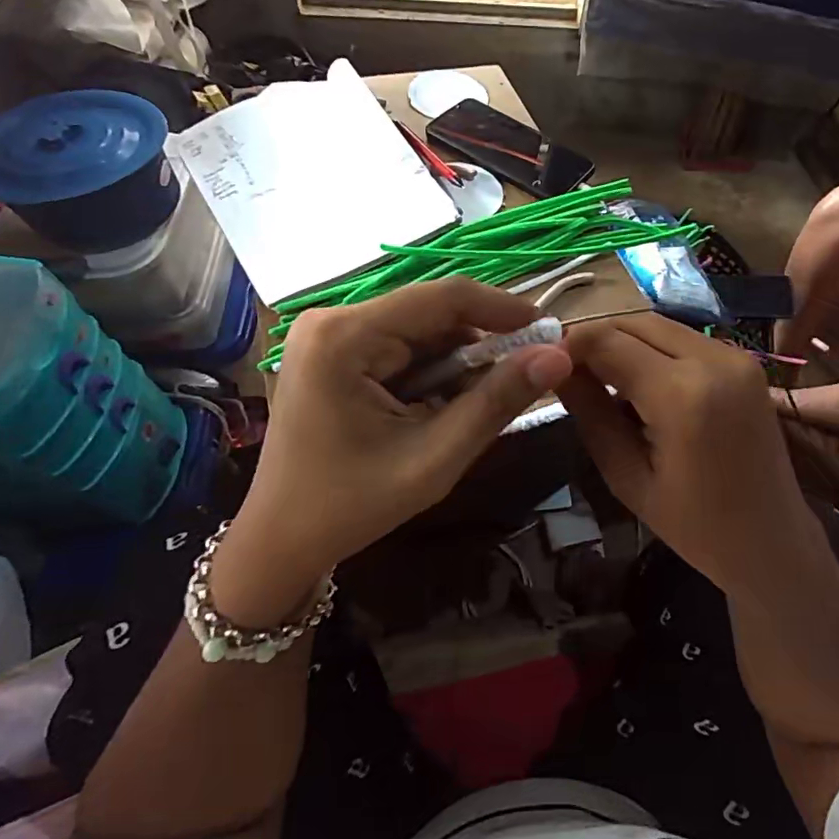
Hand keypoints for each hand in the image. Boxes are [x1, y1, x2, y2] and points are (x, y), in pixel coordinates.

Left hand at [213, 279, 571, 625]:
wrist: (279, 541)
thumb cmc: (351, 506)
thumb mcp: (434, 458)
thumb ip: (496, 402)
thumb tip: (558, 356)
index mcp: (345, 336)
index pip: (442, 297)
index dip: (503, 308)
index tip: (549, 331)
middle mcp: (333, 319)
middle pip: (431, 313)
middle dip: (479, 346)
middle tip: (520, 380)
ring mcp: (329, 335)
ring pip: (421, 331)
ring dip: (456, 364)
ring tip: (469, 409)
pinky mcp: (334, 352)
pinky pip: (402, 348)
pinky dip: (431, 373)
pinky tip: (436, 409)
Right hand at [557, 314, 814, 592]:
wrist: (773, 541)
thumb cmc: (696, 527)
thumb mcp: (627, 477)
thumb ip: (590, 414)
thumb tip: (555, 369)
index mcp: (683, 394)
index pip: (608, 342)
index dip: (570, 345)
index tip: (543, 363)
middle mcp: (714, 360)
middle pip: (636, 323)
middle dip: (595, 338)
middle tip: (565, 368)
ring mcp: (737, 357)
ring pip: (661, 326)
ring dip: (624, 342)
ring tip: (598, 377)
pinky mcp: (746, 363)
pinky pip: (685, 340)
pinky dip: (654, 350)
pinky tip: (638, 382)